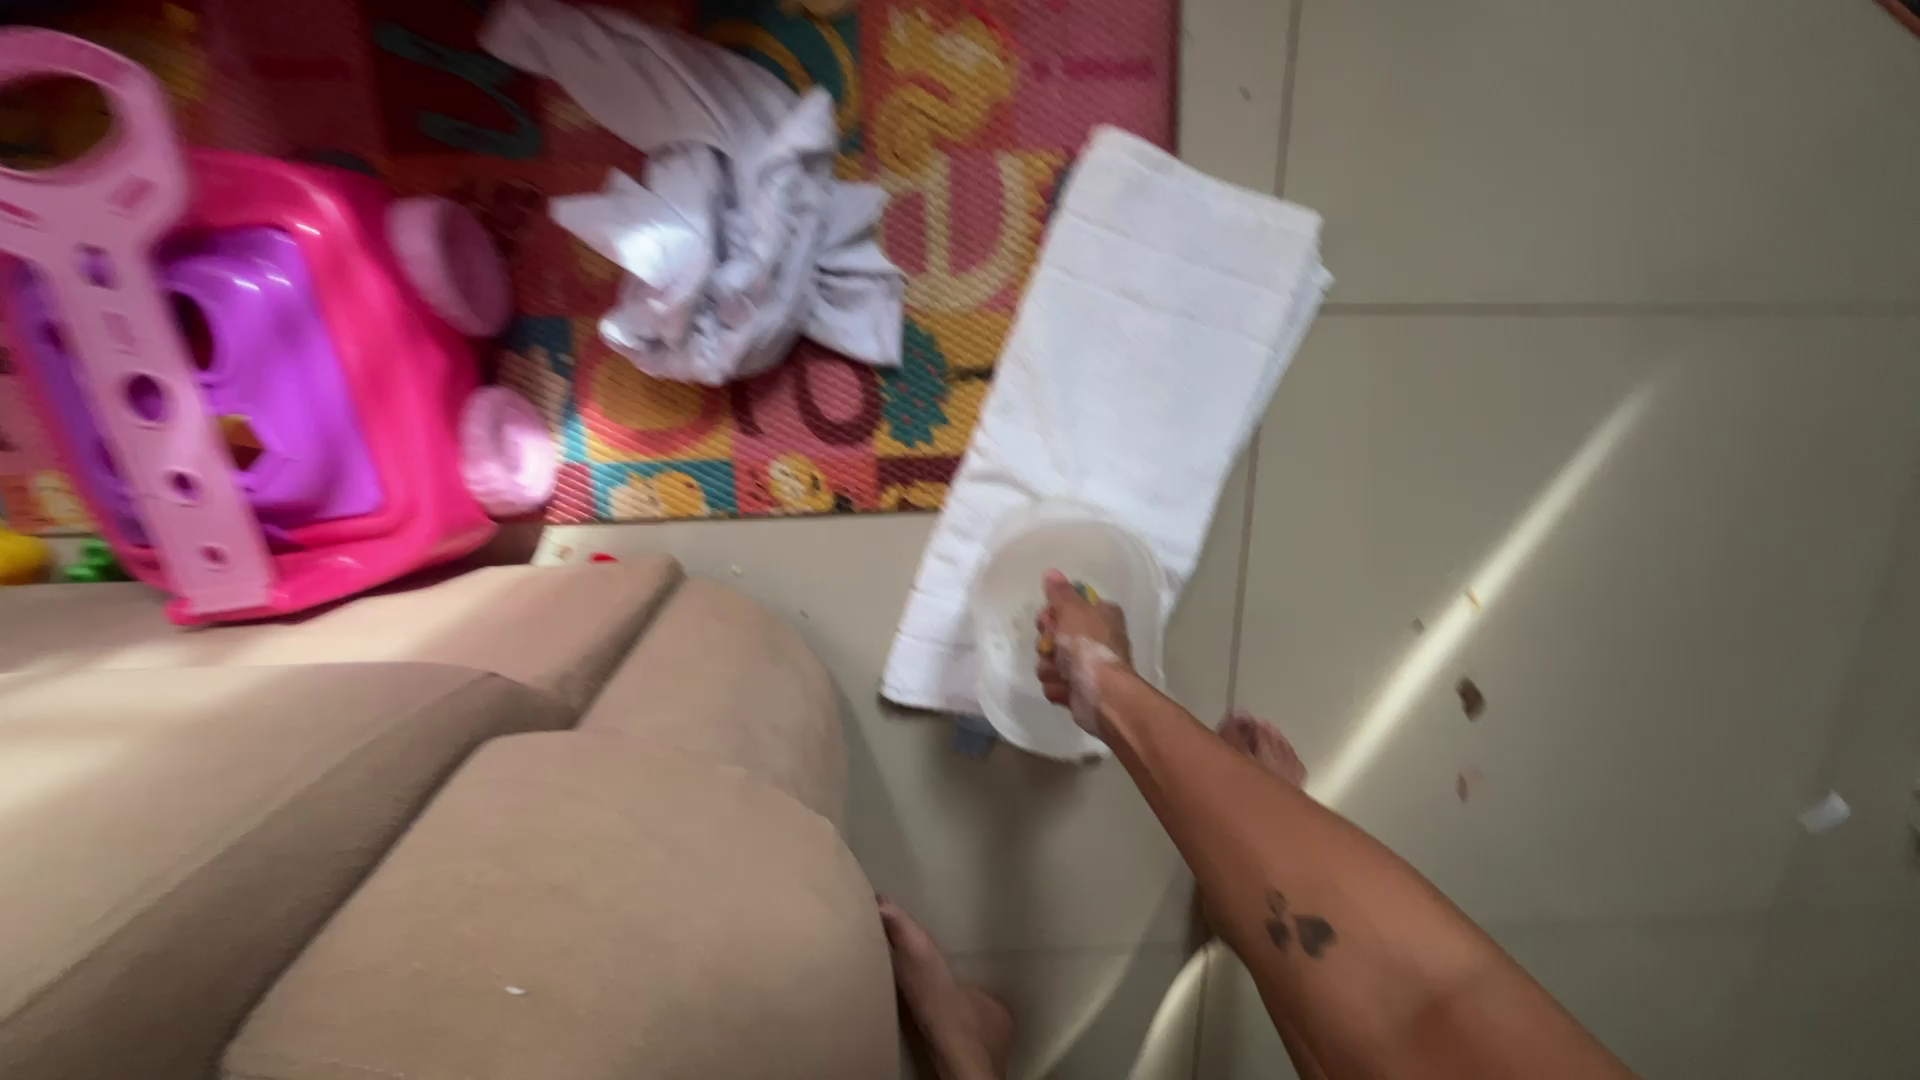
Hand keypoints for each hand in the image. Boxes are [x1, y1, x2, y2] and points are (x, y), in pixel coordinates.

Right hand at [1035, 569, 1133, 737]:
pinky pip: (1054, 682)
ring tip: (1062, 672)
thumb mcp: (1073, 611)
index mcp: (1101, 615)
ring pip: (1050, 660)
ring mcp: (1087, 666)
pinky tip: (1066, 688)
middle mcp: (1096, 639)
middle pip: (1054, 634)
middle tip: (1053, 647)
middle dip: (1048, 643)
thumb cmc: (1089, 647)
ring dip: (1050, 667)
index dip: (1053, 613)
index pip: (1068, 606)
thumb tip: (1051, 572)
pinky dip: (1057, 686)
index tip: (1049, 620)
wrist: (1102, 695)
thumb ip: (1060, 592)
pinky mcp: (1078, 689)